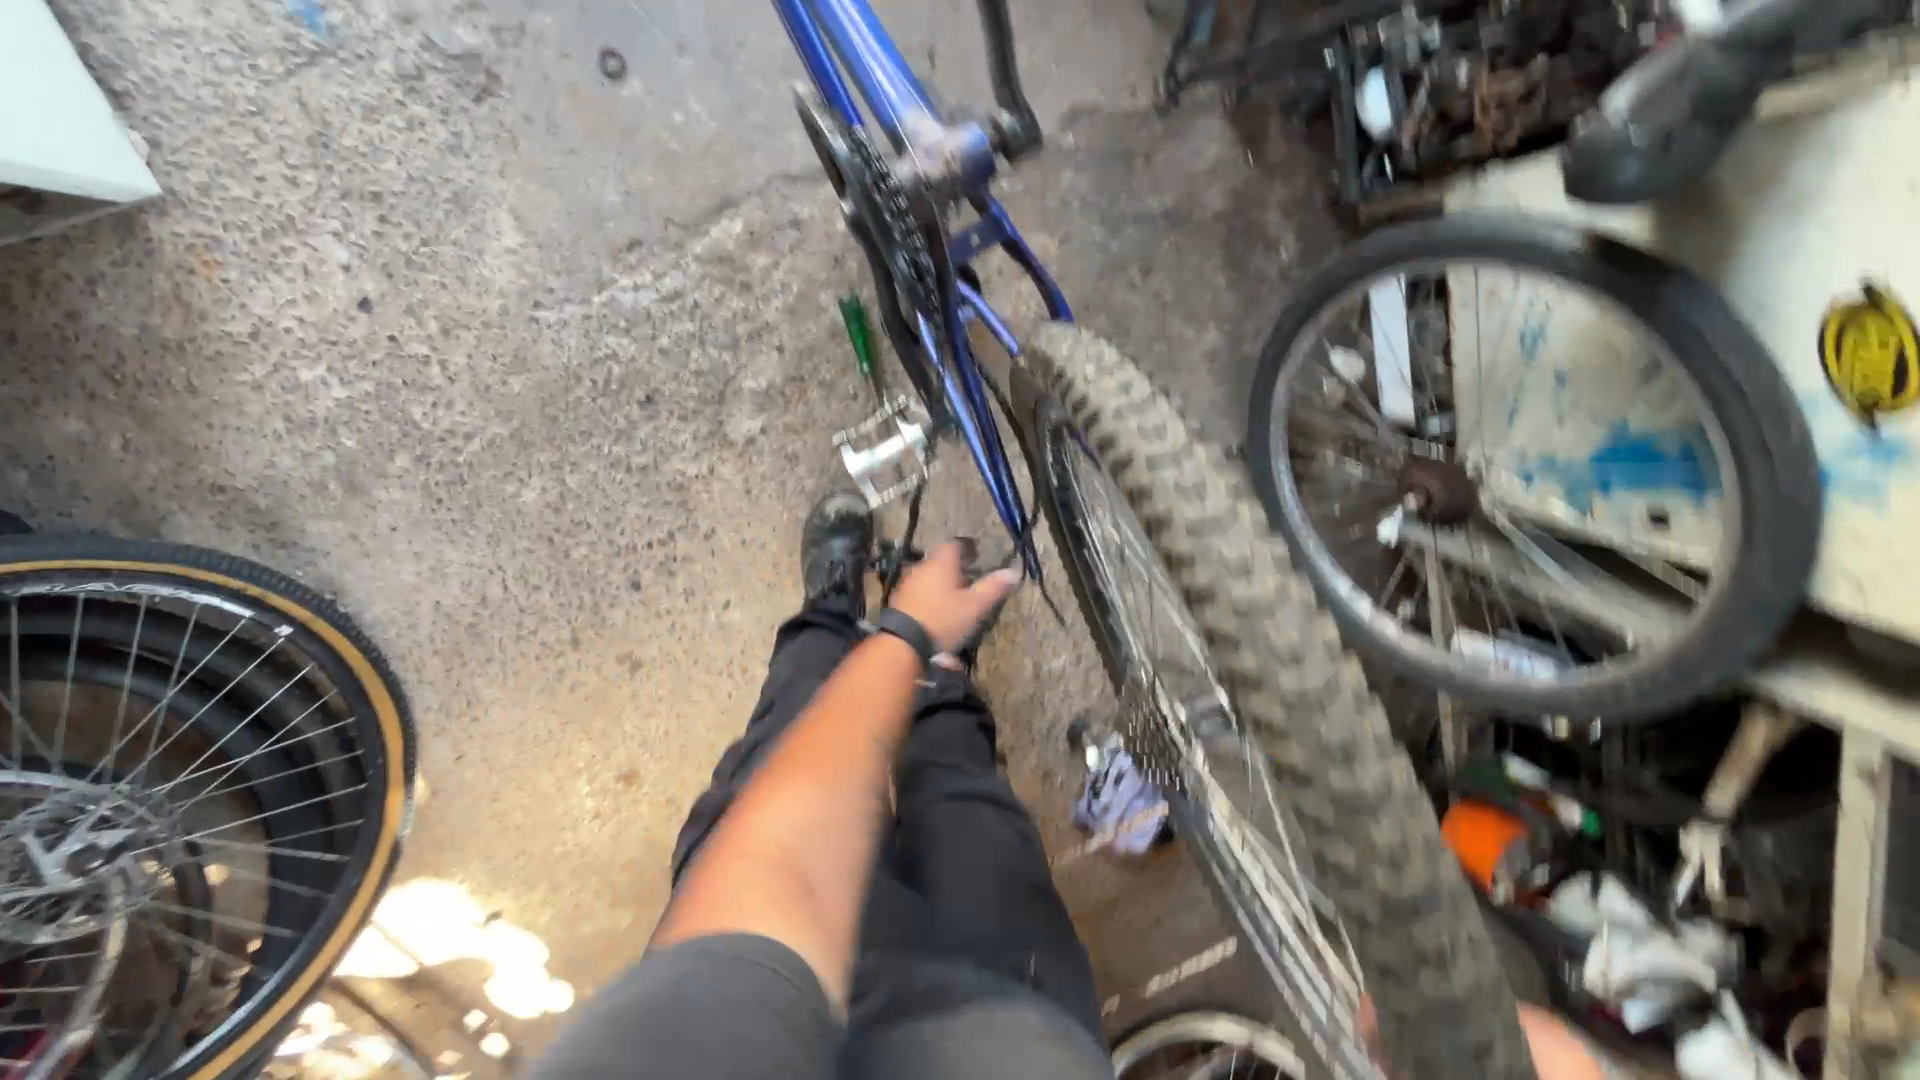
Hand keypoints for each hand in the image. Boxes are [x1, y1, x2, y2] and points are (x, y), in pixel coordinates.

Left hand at [886, 542, 1021, 654]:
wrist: (904, 641)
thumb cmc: (943, 619)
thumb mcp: (974, 606)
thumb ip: (993, 588)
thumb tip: (1014, 572)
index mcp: (942, 563)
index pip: (954, 545)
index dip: (967, 548)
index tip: (976, 556)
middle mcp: (922, 567)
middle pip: (940, 560)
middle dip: (954, 567)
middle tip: (969, 578)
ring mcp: (907, 583)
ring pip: (928, 576)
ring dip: (941, 582)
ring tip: (954, 596)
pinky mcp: (898, 600)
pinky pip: (918, 590)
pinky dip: (929, 595)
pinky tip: (936, 609)